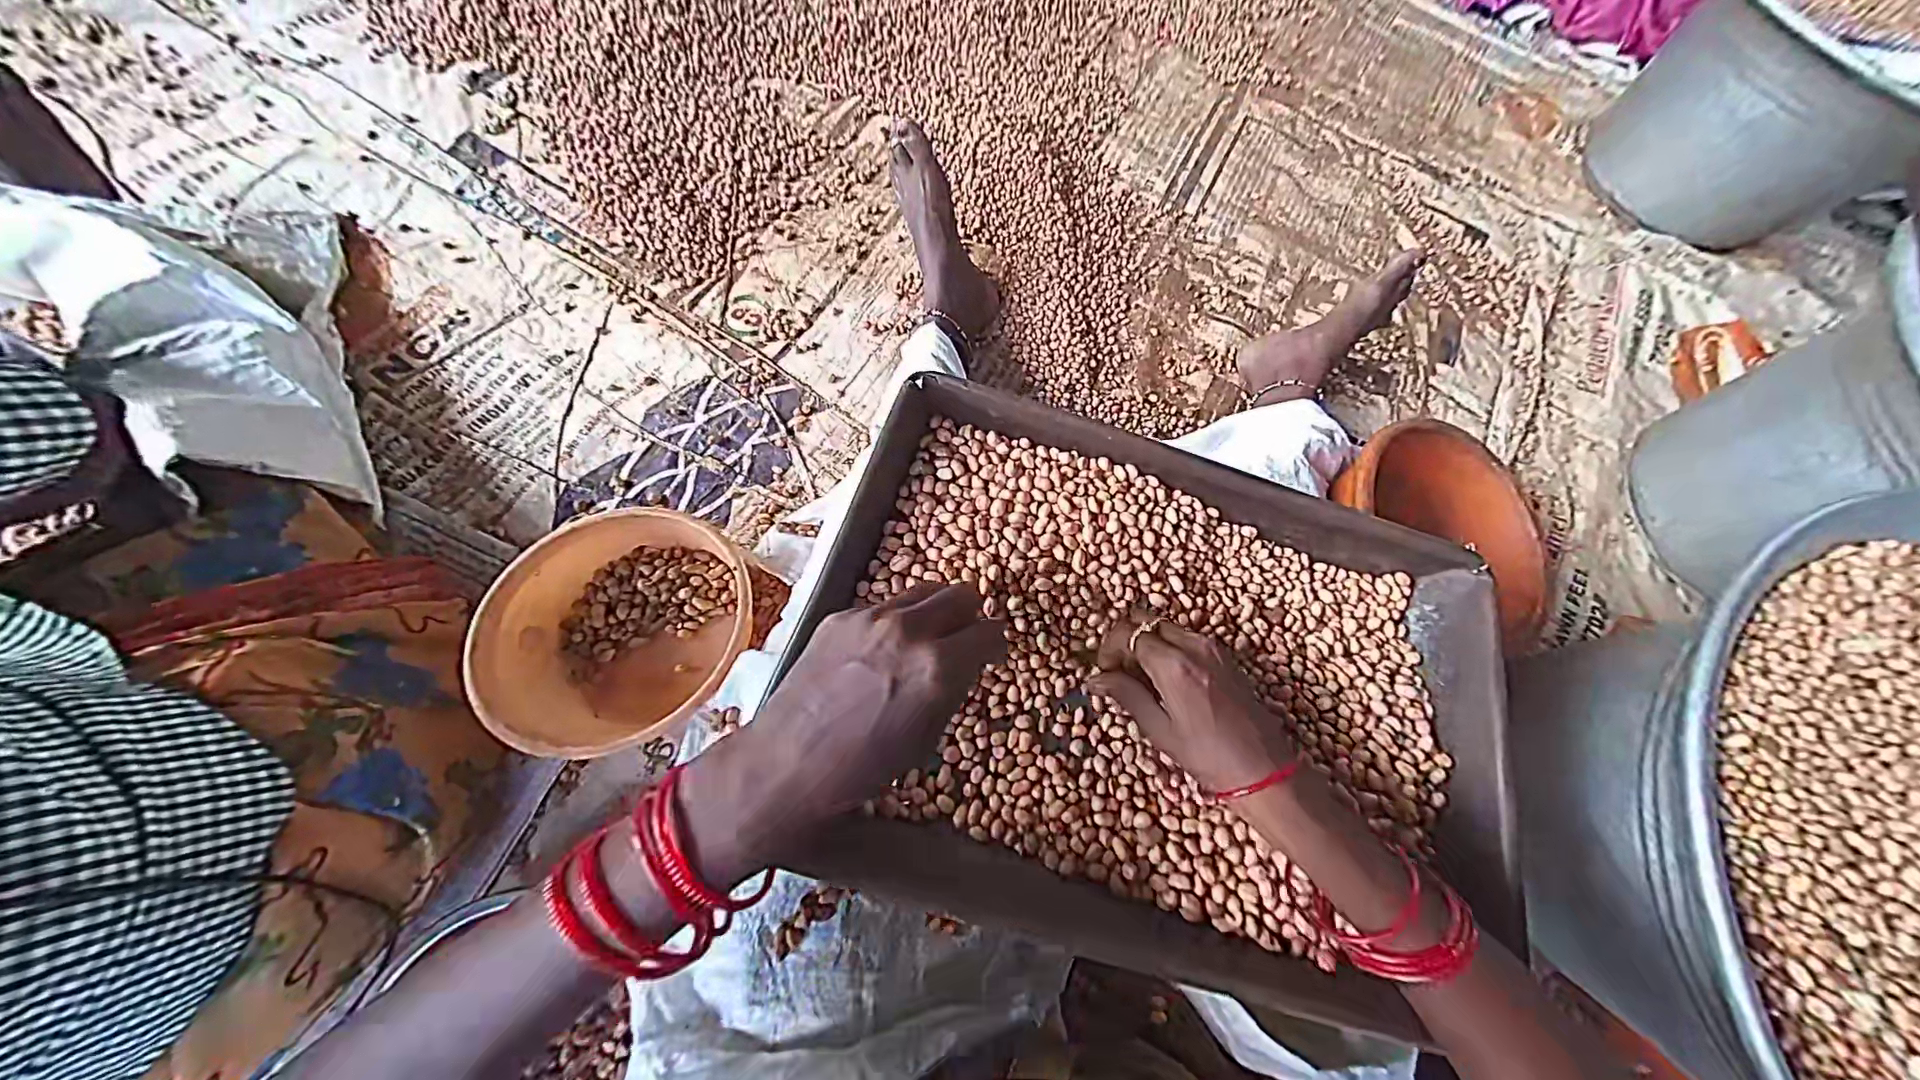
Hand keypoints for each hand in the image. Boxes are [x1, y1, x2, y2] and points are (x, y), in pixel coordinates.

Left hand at [696, 582, 1005, 861]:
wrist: (787, 764)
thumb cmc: (862, 768)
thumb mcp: (926, 737)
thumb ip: (953, 689)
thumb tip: (965, 664)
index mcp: (938, 668)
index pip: (990, 632)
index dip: (995, 643)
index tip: (992, 651)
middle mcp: (908, 631)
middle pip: (961, 593)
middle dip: (970, 614)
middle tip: (963, 636)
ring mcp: (870, 618)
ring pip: (923, 591)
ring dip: (932, 611)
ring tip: (923, 639)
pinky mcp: (840, 616)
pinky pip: (883, 606)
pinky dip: (894, 621)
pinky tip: (879, 651)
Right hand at [1088, 612, 1296, 794]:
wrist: (1266, 769)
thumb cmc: (1209, 757)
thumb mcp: (1159, 729)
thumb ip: (1126, 695)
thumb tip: (1095, 679)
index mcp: (1174, 665)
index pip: (1127, 634)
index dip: (1108, 650)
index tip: (1104, 672)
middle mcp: (1194, 647)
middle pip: (1145, 621)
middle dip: (1125, 640)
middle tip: (1118, 671)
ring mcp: (1213, 648)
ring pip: (1164, 627)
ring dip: (1145, 643)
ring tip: (1141, 680)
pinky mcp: (1224, 656)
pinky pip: (1184, 638)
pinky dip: (1167, 649)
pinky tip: (1165, 681)